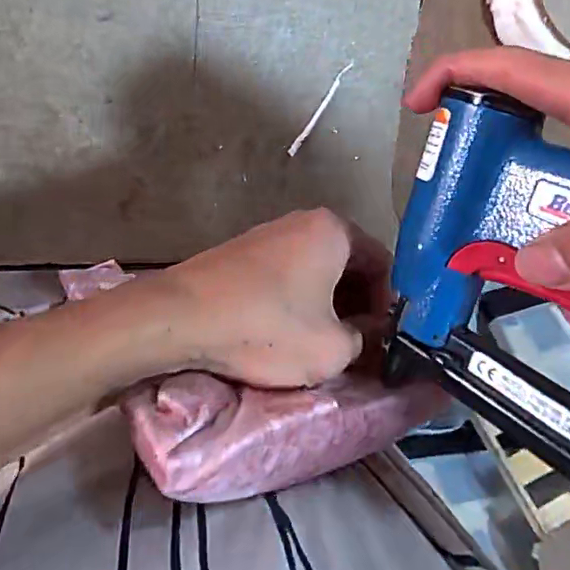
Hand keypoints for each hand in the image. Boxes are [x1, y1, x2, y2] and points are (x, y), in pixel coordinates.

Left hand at [157, 209, 392, 388]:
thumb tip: (370, 335)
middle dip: (359, 307)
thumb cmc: (265, 328)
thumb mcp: (331, 348)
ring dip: (329, 306)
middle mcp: (305, 221)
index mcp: (335, 230)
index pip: (384, 265)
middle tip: (359, 346)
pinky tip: (288, 333)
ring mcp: (270, 234)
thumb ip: (365, 340)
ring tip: (325, 344)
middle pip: (350, 266)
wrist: (178, 317)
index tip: (385, 341)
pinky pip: (288, 275)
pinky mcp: (244, 252)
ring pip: (317, 272)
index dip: (390, 306)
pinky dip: (299, 302)